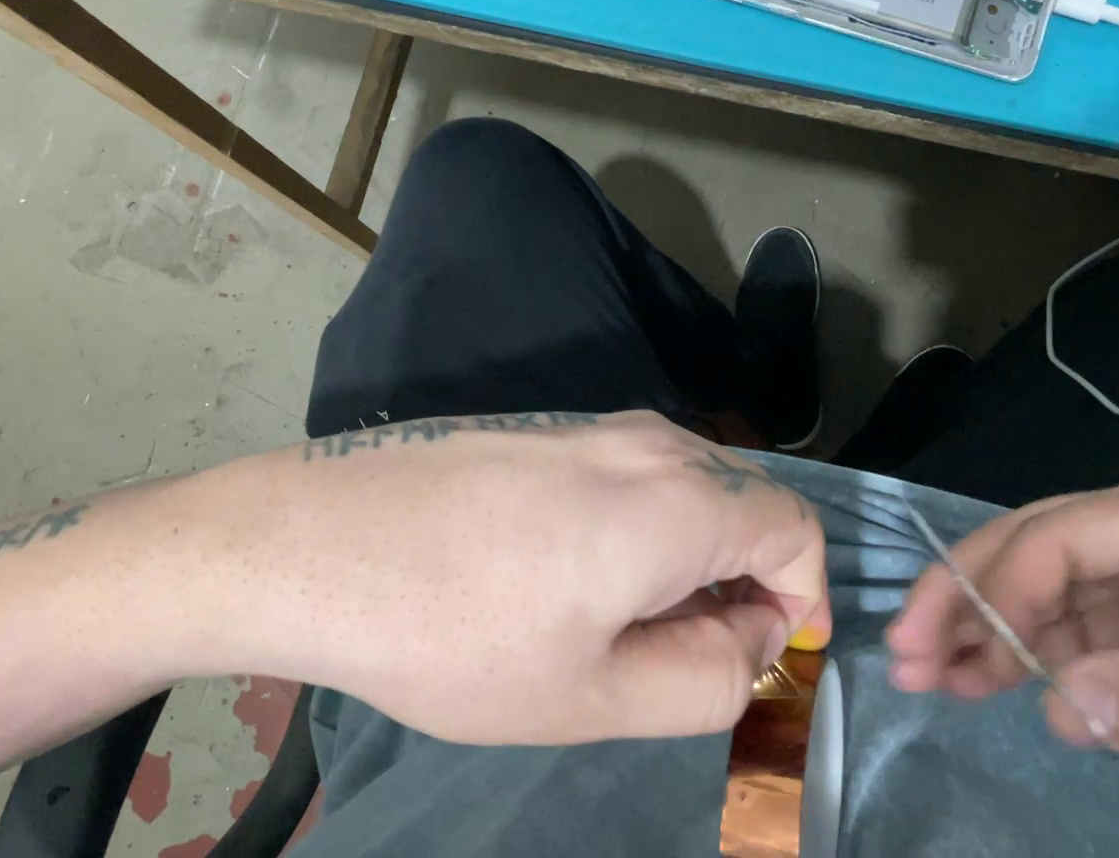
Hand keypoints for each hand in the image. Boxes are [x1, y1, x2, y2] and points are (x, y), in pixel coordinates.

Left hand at [177, 410, 829, 745]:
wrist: (316, 538)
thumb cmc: (456, 631)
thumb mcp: (594, 695)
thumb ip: (710, 678)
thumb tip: (753, 633)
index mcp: (681, 499)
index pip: (798, 528)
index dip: (801, 597)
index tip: (760, 652)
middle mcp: (653, 440)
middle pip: (748, 503)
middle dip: (747, 579)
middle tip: (689, 650)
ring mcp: (598, 424)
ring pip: (692, 487)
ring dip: (694, 554)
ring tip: (626, 620)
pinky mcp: (554, 427)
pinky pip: (638, 473)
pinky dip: (648, 525)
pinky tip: (575, 572)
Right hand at [886, 474, 1118, 803]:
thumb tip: (1061, 708)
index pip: (1061, 535)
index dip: (1003, 585)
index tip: (963, 648)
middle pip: (1022, 545)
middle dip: (959, 596)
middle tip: (904, 648)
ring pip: (1019, 583)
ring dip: (968, 627)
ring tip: (919, 673)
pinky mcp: (1114, 610)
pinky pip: (1041, 623)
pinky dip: (1000, 652)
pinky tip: (965, 680)